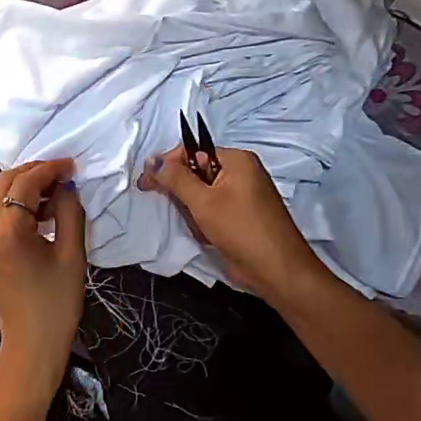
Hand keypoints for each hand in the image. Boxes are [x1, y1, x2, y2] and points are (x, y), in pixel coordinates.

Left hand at [0, 159, 86, 386]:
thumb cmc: (56, 304)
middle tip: (64, 175)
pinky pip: (1, 215)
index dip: (49, 169)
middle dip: (34, 172)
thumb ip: (70, 213)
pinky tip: (45, 214)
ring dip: (27, 188)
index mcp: (6, 231)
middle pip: (4, 183)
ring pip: (0, 197)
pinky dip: (21, 206)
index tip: (72, 166)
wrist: (32, 344)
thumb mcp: (72, 255)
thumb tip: (66, 187)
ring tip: (59, 195)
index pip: (23, 182)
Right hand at [139, 145, 327, 301]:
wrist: (275, 269)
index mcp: (236, 160)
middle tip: (184, 212)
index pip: (192, 152)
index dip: (167, 166)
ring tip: (203, 228)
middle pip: (196, 173)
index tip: (145, 183)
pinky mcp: (240, 215)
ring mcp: (242, 194)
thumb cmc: (240, 229)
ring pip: (201, 194)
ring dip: (194, 212)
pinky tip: (209, 235)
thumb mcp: (203, 202)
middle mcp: (241, 172)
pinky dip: (205, 222)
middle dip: (185, 195)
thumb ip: (175, 179)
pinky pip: (212, 209)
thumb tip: (152, 160)